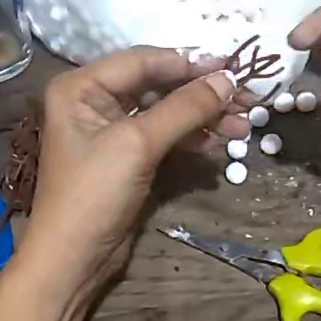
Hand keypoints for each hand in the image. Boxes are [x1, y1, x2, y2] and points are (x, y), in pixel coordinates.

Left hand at [18, 47, 248, 294]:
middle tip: (247, 102)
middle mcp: (92, 101)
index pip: (143, 61)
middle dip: (200, 94)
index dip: (189, 64)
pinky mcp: (124, 158)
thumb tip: (229, 79)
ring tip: (241, 127)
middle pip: (156, 85)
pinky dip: (189, 137)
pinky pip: (162, 136)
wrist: (73, 259)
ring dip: (201, 117)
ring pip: (164, 112)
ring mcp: (109, 131)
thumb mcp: (138, 144)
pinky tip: (215, 143)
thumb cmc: (95, 193)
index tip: (233, 69)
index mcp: (81, 87)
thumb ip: (184, 108)